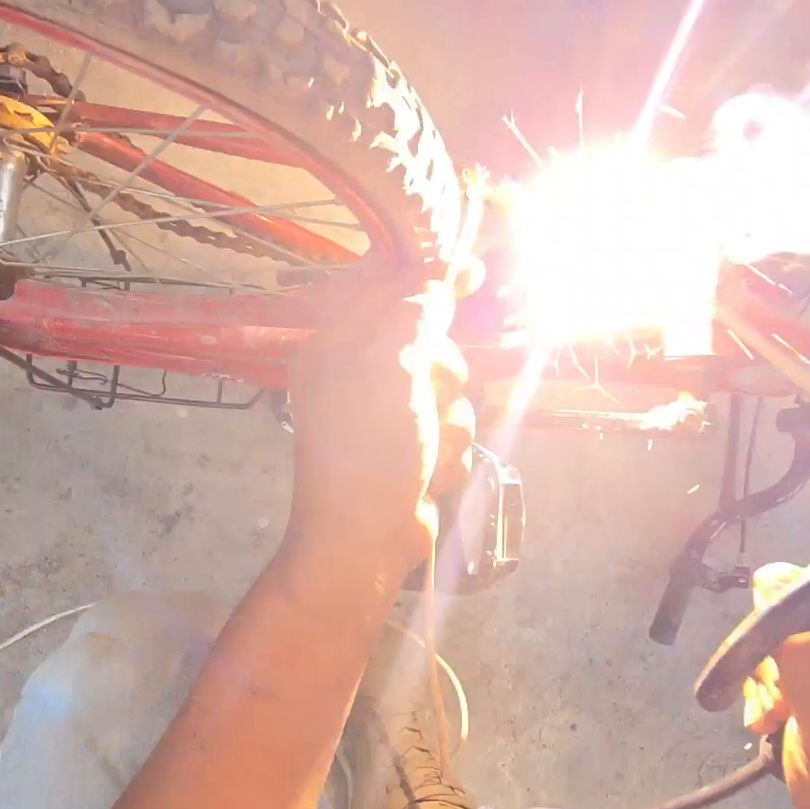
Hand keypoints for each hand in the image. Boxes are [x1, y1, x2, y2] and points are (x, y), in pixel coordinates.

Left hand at [284, 280, 474, 585]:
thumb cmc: (369, 446)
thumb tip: (451, 269)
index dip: (431, 280)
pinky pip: (454, 430)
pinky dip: (447, 455)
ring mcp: (389, 415)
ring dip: (449, 424)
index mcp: (336, 345)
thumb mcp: (390, 367)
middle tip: (425, 401)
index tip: (473, 271)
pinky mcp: (414, 449)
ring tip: (424, 451)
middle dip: (442, 376)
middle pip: (432, 343)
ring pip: (453, 391)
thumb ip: (418, 312)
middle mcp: (359, 374)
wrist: (366, 539)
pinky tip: (426, 476)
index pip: (387, 289)